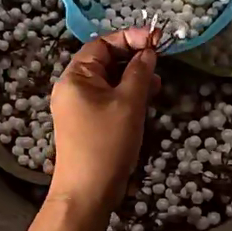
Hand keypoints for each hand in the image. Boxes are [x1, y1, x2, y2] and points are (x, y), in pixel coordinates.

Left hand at [49, 27, 158, 210]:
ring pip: (108, 82)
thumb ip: (139, 73)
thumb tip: (148, 52)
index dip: (129, 38)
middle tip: (160, 63)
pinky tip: (145, 101)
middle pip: (103, 61)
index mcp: (75, 77)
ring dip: (132, 79)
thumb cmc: (106, 143)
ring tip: (158, 85)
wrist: (87, 192)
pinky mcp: (86, 124)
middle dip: (132, 59)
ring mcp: (77, 107)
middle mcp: (72, 88)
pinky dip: (126, 96)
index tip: (156, 41)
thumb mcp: (128, 104)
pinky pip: (107, 100)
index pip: (101, 44)